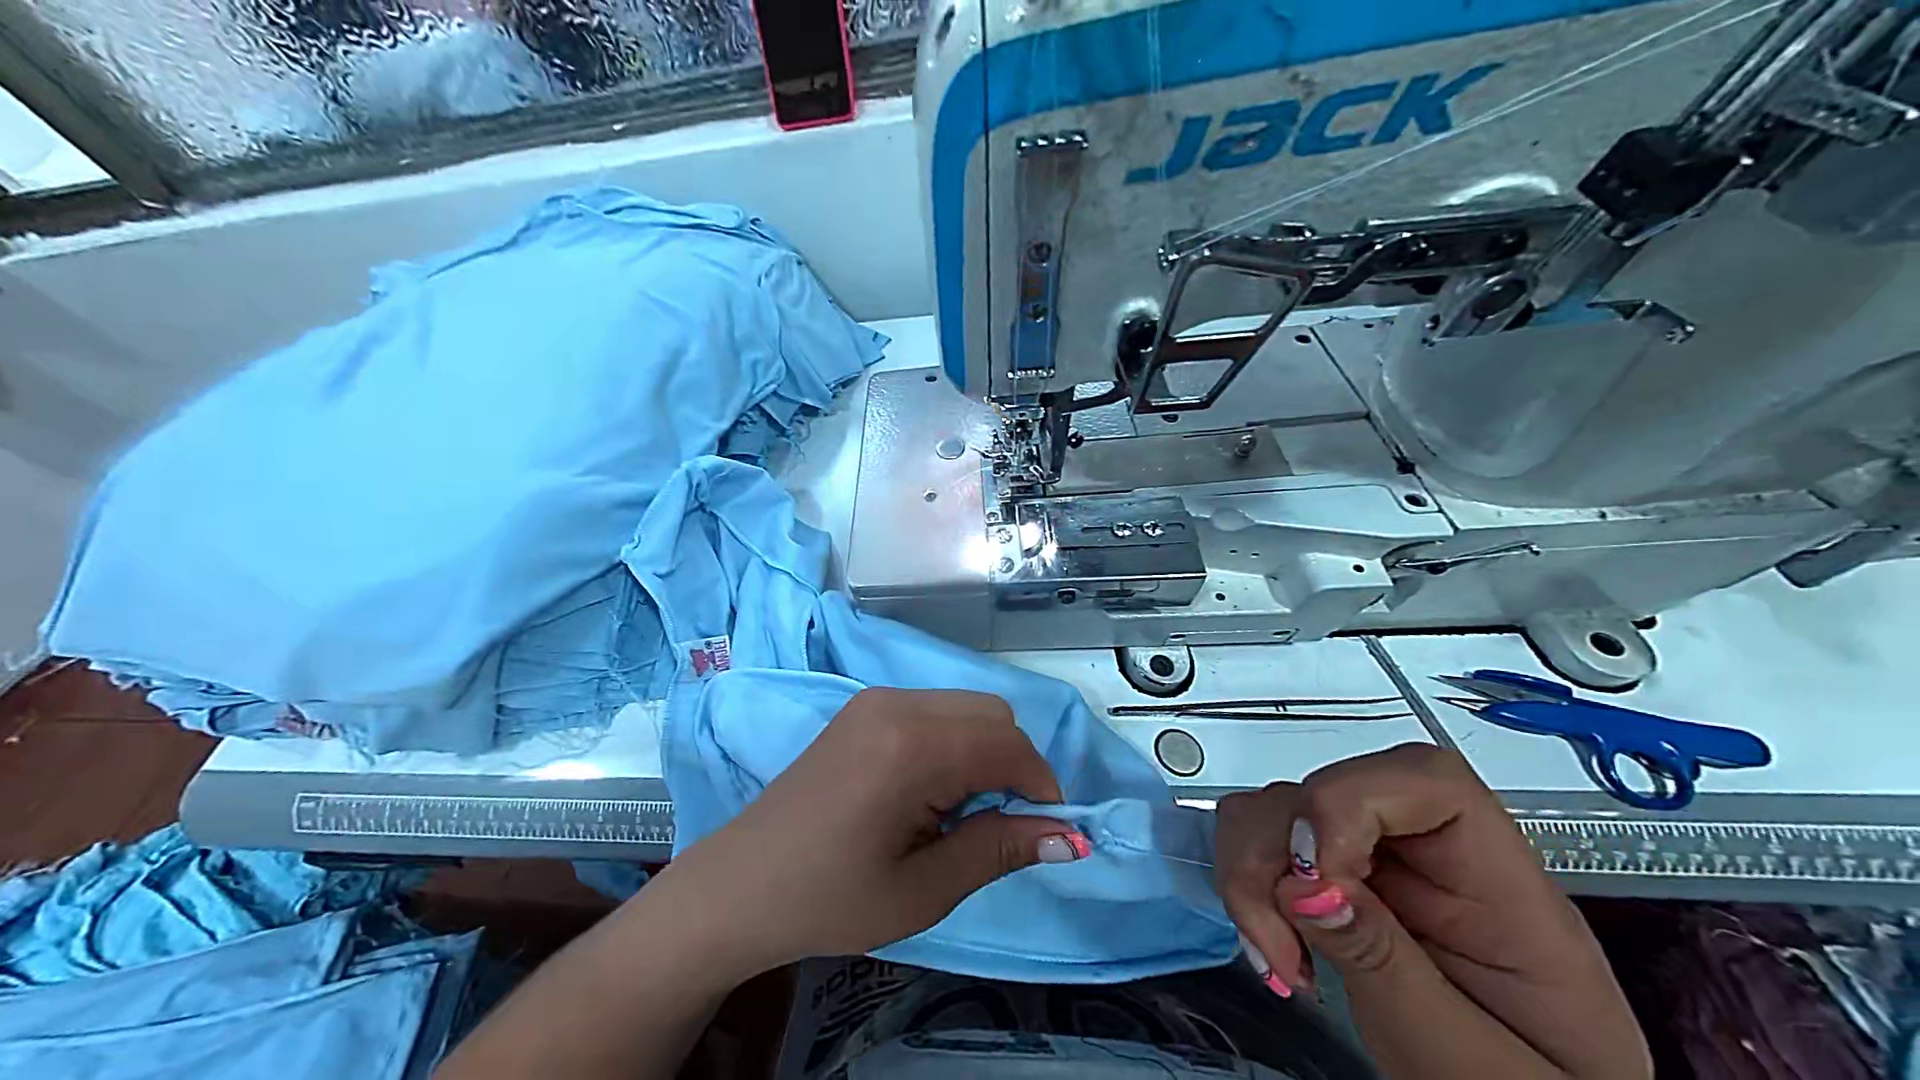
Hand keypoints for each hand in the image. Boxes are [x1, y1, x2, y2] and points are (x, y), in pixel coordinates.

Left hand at [641, 687, 1081, 980]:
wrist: (741, 885)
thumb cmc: (829, 898)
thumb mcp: (923, 890)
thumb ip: (999, 849)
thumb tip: (1070, 836)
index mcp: (910, 747)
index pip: (1009, 744)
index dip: (1040, 786)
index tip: (1041, 833)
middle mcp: (896, 704)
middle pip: (994, 715)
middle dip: (1013, 766)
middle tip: (993, 827)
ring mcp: (876, 699)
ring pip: (967, 708)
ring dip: (984, 752)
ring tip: (956, 813)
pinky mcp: (864, 707)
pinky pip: (936, 709)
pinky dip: (954, 742)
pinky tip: (928, 790)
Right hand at [1215, 743, 1648, 1079]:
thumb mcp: (1466, 1059)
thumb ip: (1387, 967)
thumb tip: (1300, 885)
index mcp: (1502, 888)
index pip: (1425, 779)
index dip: (1347, 802)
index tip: (1312, 881)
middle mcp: (1433, 856)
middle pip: (1330, 788)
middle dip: (1278, 856)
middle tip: (1279, 943)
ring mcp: (1381, 863)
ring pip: (1281, 807)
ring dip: (1254, 873)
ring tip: (1278, 952)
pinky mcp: (1338, 880)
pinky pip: (1268, 843)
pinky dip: (1251, 886)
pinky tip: (1276, 943)